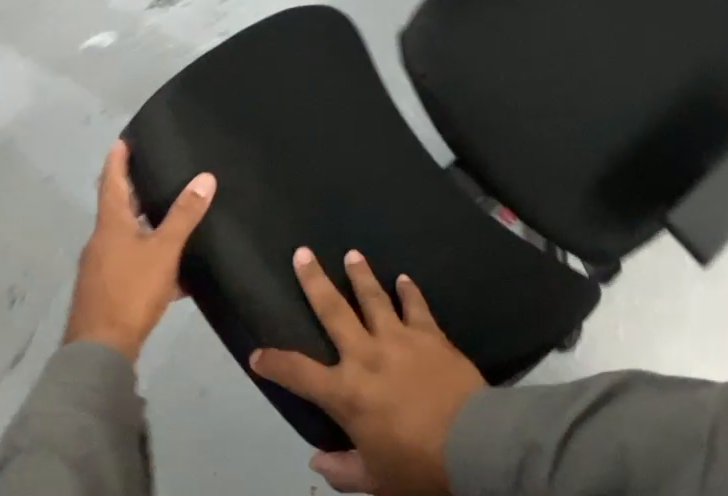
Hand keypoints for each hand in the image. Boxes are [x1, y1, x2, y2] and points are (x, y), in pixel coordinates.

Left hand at [62, 141, 215, 361]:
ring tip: (171, 214)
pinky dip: (149, 257)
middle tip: (156, 170)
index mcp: (111, 225)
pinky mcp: (107, 290)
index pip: (112, 182)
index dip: (117, 160)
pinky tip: (175, 270)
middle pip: (118, 208)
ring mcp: (101, 268)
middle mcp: (101, 241)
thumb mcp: (164, 250)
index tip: (123, 140)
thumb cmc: (130, 291)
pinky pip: (131, 263)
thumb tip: (205, 177)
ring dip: (145, 224)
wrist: (100, 350)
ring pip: (126, 236)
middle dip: (135, 190)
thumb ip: (184, 215)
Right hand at [250, 249, 486, 495]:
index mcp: (346, 393)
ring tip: (351, 254)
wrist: (471, 442)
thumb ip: (343, 469)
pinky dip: (409, 291)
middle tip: (303, 254)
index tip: (257, 353)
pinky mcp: (430, 335)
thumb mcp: (373, 479)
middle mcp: (367, 356)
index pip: (298, 374)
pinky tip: (404, 278)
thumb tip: (318, 460)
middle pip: (334, 312)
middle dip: (315, 282)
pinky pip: (416, 307)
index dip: (274, 363)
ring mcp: (400, 340)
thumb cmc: (416, 465)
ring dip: (361, 275)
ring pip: (374, 299)